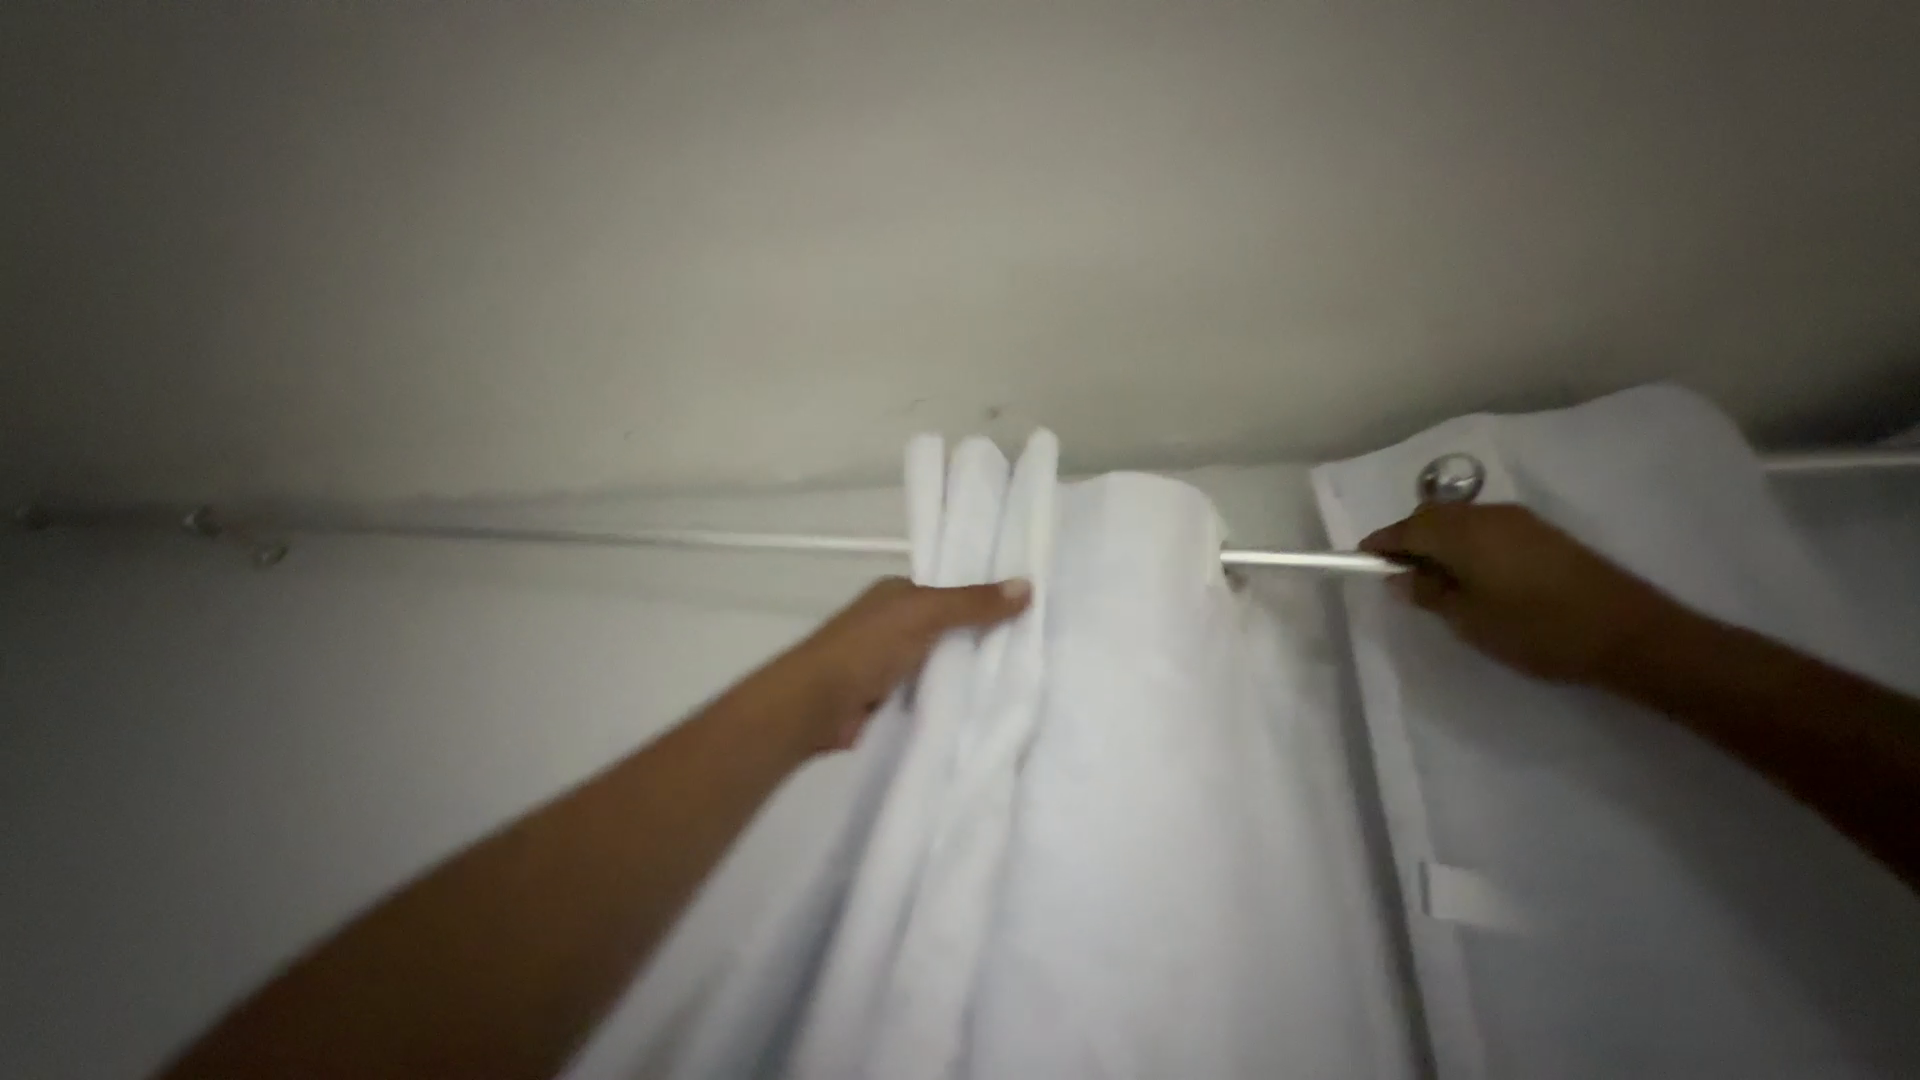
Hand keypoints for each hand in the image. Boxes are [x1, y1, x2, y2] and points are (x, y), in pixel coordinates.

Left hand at [774, 576, 1031, 753]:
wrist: (816, 705)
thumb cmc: (867, 648)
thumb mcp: (925, 614)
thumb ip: (973, 603)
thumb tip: (1028, 585)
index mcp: (898, 593)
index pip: (951, 588)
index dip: (986, 597)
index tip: (1031, 608)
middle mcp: (895, 622)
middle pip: (950, 626)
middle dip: (984, 635)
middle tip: (1038, 646)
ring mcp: (891, 661)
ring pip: (943, 660)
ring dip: (969, 669)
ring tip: (1025, 676)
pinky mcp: (890, 697)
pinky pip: (931, 690)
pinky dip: (952, 695)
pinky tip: (987, 704)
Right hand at [1360, 504, 1677, 683]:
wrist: (1630, 635)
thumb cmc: (1535, 629)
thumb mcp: (1468, 620)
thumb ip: (1429, 593)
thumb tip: (1402, 577)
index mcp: (1461, 533)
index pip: (1404, 529)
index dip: (1380, 544)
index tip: (1362, 562)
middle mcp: (1487, 516)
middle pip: (1431, 517)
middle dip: (1408, 539)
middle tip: (1400, 576)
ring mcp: (1519, 521)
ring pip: (1460, 521)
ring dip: (1439, 541)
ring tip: (1436, 580)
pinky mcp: (1543, 534)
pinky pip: (1487, 528)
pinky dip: (1467, 544)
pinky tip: (1473, 576)